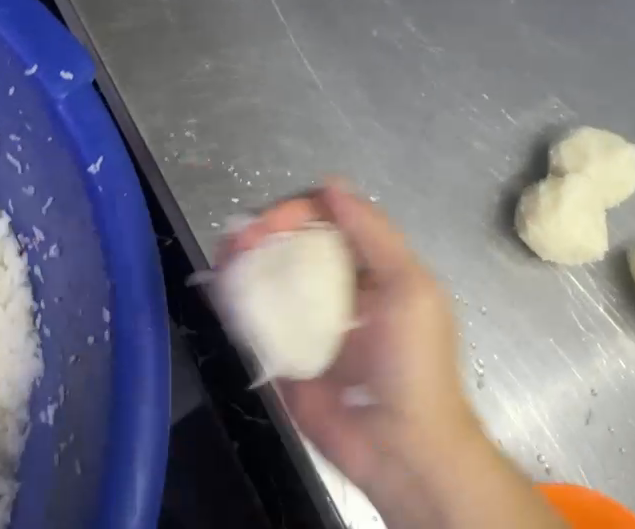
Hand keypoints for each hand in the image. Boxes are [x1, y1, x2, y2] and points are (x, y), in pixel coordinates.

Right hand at [222, 180, 475, 516]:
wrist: (403, 450)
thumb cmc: (414, 365)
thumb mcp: (410, 289)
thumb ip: (373, 233)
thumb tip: (332, 183)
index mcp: (368, 267)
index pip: (324, 220)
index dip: (295, 212)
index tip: (271, 224)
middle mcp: (334, 287)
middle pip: (289, 244)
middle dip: (260, 233)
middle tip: (237, 241)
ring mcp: (306, 321)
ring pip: (266, 276)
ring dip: (241, 261)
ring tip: (222, 258)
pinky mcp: (282, 353)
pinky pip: (253, 320)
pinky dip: (234, 301)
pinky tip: (220, 289)